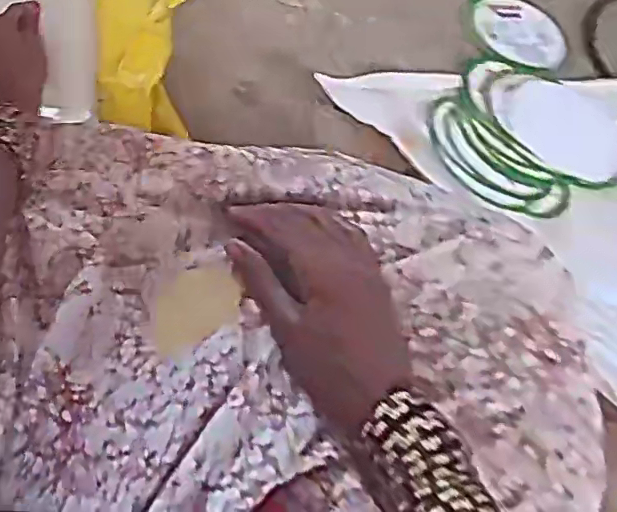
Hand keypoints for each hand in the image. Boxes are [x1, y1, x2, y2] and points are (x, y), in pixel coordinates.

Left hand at [0, 1, 45, 114]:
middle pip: (3, 20)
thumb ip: (30, 22)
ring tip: (24, 40)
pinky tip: (14, 52)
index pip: (15, 9)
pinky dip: (4, 46)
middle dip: (16, 21)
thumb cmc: (29, 70)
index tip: (37, 11)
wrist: (14, 102)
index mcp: (1, 25)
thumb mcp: (35, 44)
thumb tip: (30, 7)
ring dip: (9, 34)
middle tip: (32, 25)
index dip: (27, 9)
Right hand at [225, 203, 416, 435]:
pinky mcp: (375, 275)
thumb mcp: (287, 329)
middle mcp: (346, 256)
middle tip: (245, 213)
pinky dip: (327, 222)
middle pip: (305, 219)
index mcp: (322, 267)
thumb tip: (234, 245)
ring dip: (298, 212)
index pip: (283, 227)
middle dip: (272, 212)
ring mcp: (365, 264)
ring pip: (328, 220)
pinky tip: (315, 225)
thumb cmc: (329, 371)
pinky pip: (349, 232)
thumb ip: (261, 281)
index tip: (230, 213)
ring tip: (273, 215)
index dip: (255, 217)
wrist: (386, 405)